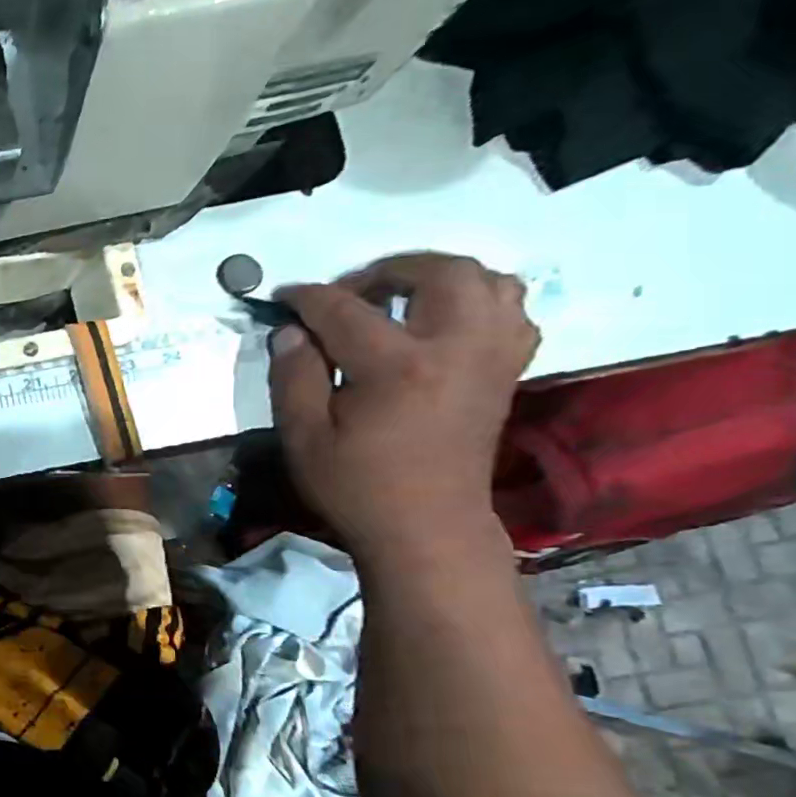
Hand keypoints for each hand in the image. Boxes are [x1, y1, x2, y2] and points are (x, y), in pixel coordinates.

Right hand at [271, 253, 538, 555]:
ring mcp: (492, 356)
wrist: (426, 526)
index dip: (309, 298)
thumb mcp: (304, 437)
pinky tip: (443, 321)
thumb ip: (294, 377)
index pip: (347, 310)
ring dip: (440, 277)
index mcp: (398, 367)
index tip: (285, 296)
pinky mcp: (506, 370)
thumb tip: (292, 331)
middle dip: (387, 270)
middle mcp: (457, 347)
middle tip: (351, 292)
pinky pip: (510, 310)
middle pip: (438, 272)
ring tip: (401, 297)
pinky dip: (478, 300)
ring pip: (487, 280)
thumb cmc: (356, 486)